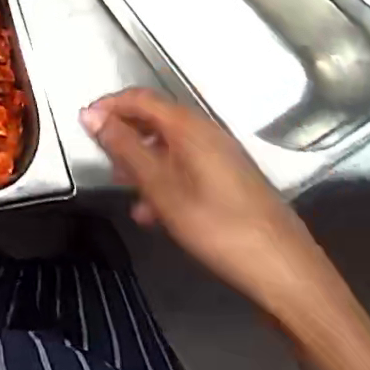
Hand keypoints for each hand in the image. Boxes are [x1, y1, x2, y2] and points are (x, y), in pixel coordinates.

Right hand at [80, 88, 322, 318]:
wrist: (284, 271)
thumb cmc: (217, 226)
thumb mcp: (161, 188)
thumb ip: (124, 148)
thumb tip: (92, 116)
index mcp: (188, 126)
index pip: (140, 98)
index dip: (109, 105)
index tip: (84, 121)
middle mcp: (206, 131)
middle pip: (155, 119)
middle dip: (124, 134)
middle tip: (101, 154)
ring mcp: (221, 154)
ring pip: (170, 145)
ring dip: (143, 161)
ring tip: (124, 187)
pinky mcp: (230, 178)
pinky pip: (186, 165)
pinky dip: (164, 179)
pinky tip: (155, 212)